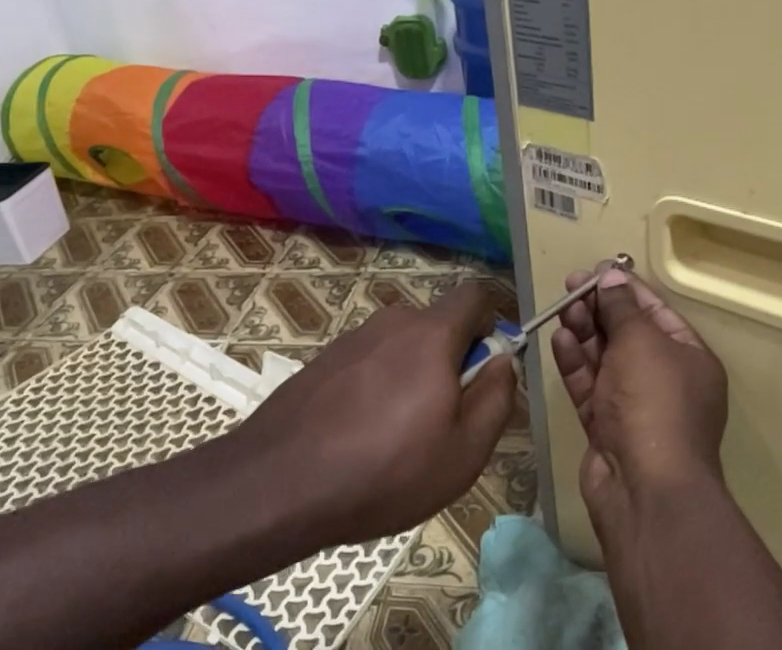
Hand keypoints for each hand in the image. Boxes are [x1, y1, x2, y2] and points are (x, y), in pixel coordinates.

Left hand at [233, 283, 516, 547]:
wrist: (279, 485)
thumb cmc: (386, 470)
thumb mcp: (465, 450)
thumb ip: (496, 397)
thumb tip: (503, 360)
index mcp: (431, 333)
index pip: (475, 295)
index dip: (491, 325)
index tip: (484, 371)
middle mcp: (391, 323)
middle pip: (436, 326)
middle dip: (449, 362)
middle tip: (443, 421)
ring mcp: (350, 341)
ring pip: (400, 349)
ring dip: (411, 379)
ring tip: (397, 440)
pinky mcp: (321, 364)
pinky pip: (367, 367)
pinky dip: (375, 392)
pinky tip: (360, 440)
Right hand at [550, 265, 728, 536]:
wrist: (645, 487)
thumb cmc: (654, 402)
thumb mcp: (642, 342)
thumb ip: (622, 308)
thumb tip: (610, 277)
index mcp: (689, 357)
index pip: (655, 312)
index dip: (626, 289)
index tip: (595, 270)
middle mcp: (664, 379)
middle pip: (627, 334)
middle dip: (599, 309)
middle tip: (569, 286)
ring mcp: (634, 406)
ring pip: (604, 359)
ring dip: (584, 332)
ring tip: (562, 310)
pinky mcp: (606, 427)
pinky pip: (589, 386)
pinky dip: (575, 363)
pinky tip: (559, 340)